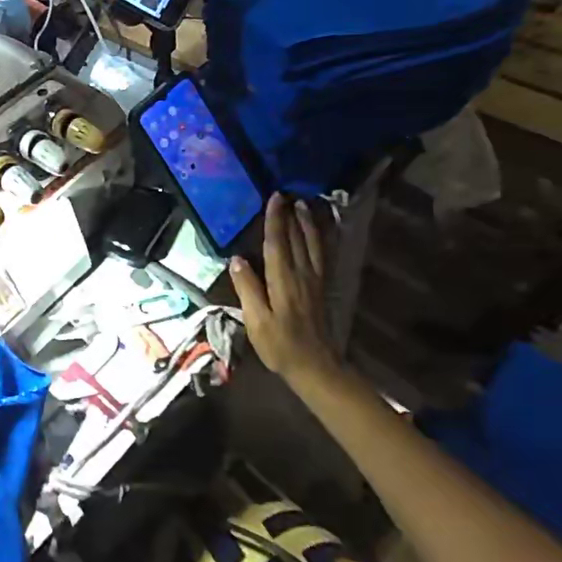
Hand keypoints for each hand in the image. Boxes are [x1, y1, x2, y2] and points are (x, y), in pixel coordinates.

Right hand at [230, 194, 339, 387]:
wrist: (316, 367)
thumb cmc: (281, 346)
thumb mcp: (257, 321)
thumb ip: (248, 289)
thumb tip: (237, 260)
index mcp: (283, 281)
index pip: (277, 243)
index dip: (275, 219)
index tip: (274, 198)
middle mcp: (302, 275)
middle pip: (297, 238)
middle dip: (290, 216)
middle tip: (286, 195)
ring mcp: (315, 280)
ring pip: (314, 244)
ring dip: (308, 223)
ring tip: (304, 206)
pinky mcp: (323, 288)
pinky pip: (324, 255)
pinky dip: (323, 239)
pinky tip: (322, 232)